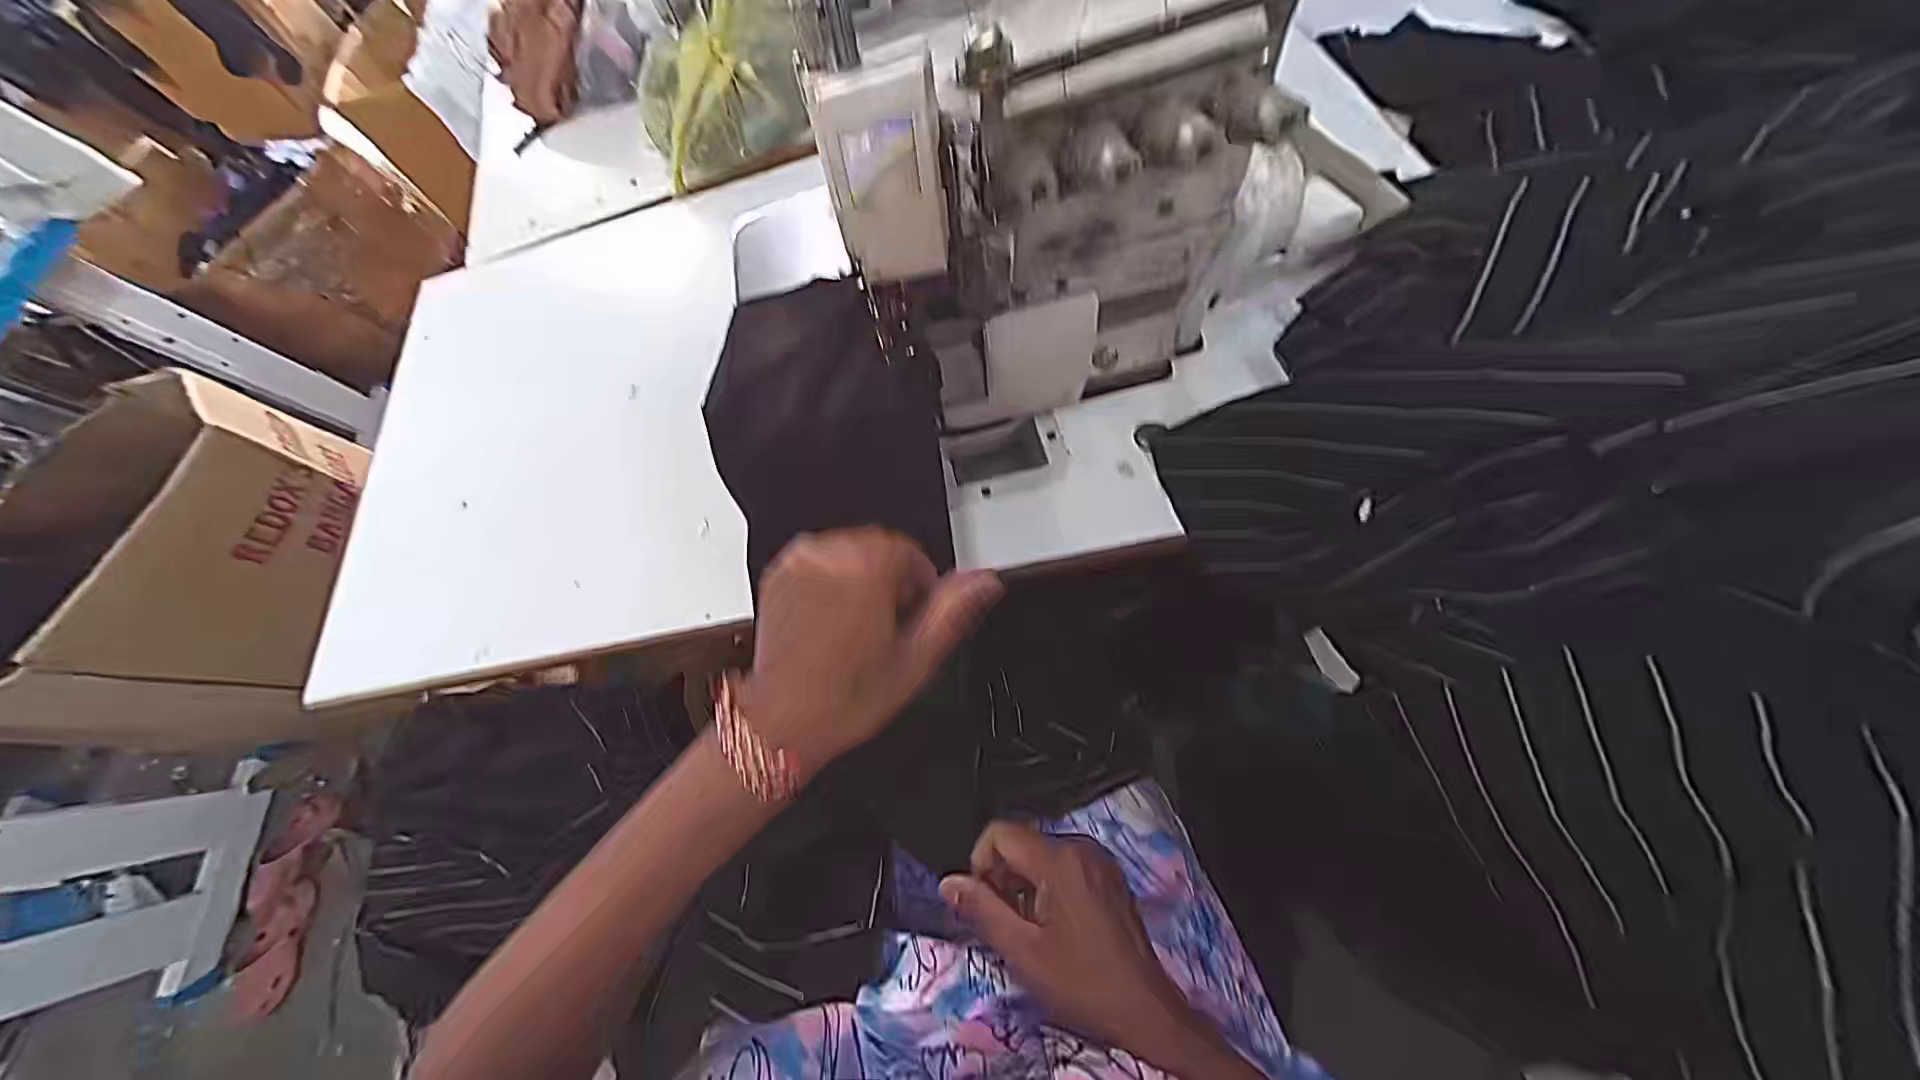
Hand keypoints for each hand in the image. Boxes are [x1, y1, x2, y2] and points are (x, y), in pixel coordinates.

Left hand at [744, 529, 1001, 777]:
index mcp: (867, 570)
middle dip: (891, 581)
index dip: (921, 583)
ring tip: (860, 628)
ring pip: (848, 553)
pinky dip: (832, 583)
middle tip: (890, 625)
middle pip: (878, 549)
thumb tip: (984, 582)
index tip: (918, 608)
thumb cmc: (841, 700)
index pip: (909, 551)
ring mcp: (801, 565)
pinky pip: (818, 562)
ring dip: (862, 580)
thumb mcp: (916, 659)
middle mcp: (830, 558)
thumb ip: (953, 611)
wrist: (783, 721)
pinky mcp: (779, 576)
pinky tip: (834, 622)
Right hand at [940, 824, 1265, 1079]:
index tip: (986, 902)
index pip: (1000, 833)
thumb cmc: (1083, 984)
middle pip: (1021, 841)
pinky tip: (1056, 924)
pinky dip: (1049, 883)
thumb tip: (950, 883)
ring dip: (1025, 882)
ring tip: (1034, 927)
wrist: (1145, 1010)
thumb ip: (982, 909)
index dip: (981, 863)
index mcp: (1059, 860)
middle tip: (1009, 921)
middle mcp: (1081, 848)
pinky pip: (1064, 862)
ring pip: (1041, 852)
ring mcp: (1098, 859)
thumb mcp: (1022, 951)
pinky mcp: (1108, 874)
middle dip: (1004, 876)